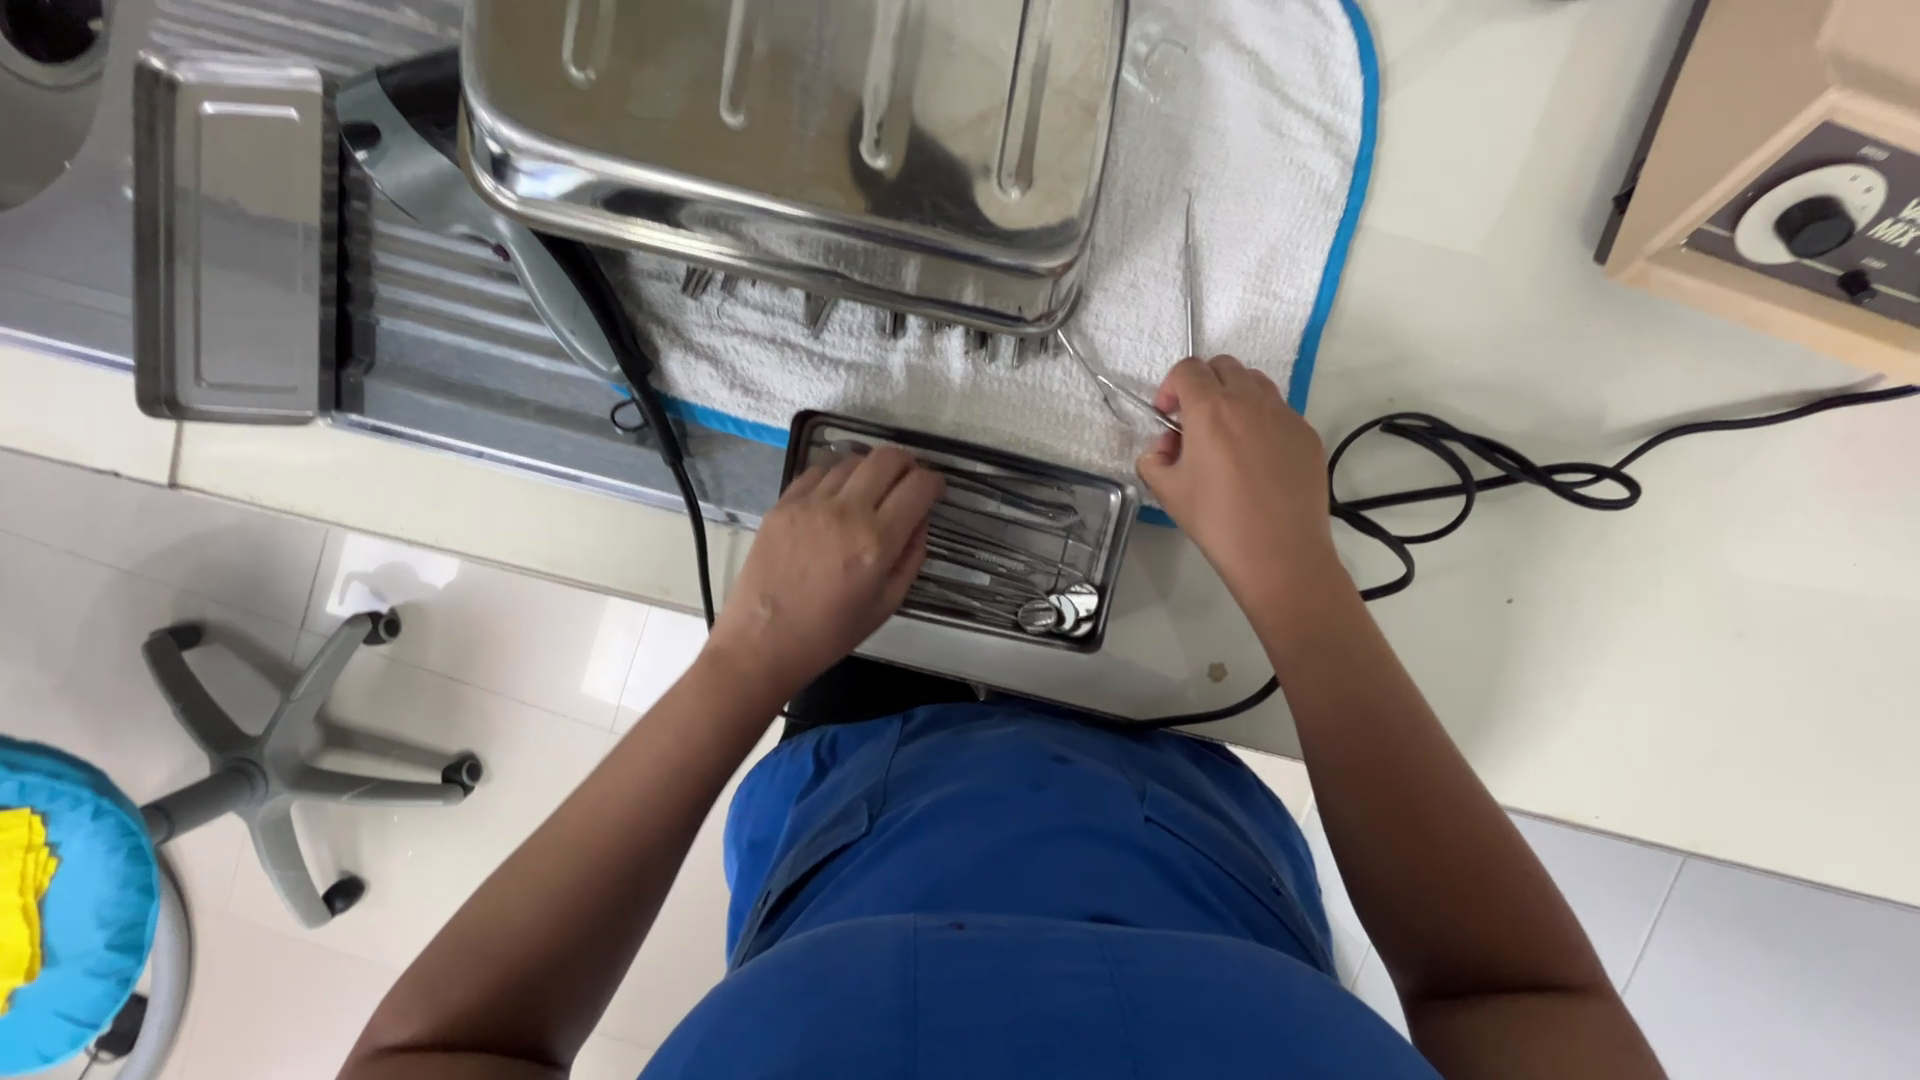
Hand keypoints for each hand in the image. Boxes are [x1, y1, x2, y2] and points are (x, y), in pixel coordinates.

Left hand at [706, 445, 944, 700]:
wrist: (762, 642)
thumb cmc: (830, 633)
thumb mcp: (888, 603)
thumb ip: (912, 555)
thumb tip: (919, 519)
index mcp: (877, 541)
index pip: (918, 486)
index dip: (935, 482)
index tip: (935, 491)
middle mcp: (846, 512)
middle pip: (888, 458)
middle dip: (908, 464)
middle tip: (908, 483)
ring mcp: (810, 503)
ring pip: (853, 460)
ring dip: (871, 470)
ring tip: (871, 492)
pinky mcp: (783, 504)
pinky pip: (818, 472)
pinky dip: (837, 477)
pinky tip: (837, 498)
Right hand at [1136, 355, 1340, 606]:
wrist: (1279, 553)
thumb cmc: (1217, 522)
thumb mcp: (1167, 492)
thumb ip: (1153, 459)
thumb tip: (1163, 448)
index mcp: (1210, 410)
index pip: (1187, 370)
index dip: (1170, 386)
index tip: (1167, 415)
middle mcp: (1250, 402)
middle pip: (1223, 366)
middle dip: (1203, 384)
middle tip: (1194, 421)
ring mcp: (1284, 416)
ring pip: (1255, 383)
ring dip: (1234, 396)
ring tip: (1226, 435)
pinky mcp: (1307, 435)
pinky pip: (1279, 412)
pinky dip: (1261, 421)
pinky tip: (1256, 460)